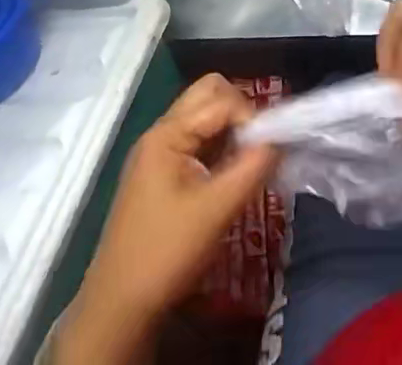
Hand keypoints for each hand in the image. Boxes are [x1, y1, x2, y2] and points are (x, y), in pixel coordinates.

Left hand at [56, 75, 278, 364]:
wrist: (118, 308)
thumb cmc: (167, 252)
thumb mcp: (218, 208)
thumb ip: (255, 165)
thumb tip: (282, 140)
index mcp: (167, 135)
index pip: (222, 100)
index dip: (252, 118)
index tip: (268, 149)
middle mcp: (160, 133)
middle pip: (209, 93)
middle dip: (240, 109)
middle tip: (257, 143)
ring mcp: (159, 152)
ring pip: (204, 114)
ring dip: (231, 126)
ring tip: (247, 159)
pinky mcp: (162, 171)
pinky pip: (198, 138)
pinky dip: (220, 143)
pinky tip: (230, 171)